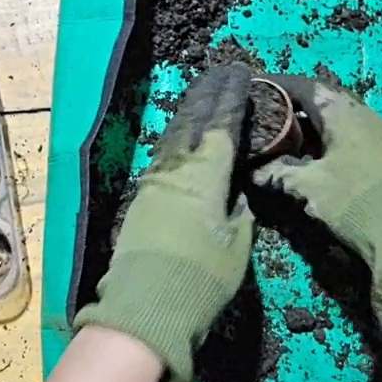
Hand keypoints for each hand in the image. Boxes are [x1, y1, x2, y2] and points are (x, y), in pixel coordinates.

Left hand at [73, 64, 254, 381]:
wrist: (145, 305)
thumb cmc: (201, 278)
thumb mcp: (236, 248)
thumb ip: (239, 215)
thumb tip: (238, 196)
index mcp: (206, 174)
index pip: (222, 125)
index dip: (233, 99)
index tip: (240, 77)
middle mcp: (177, 168)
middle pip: (194, 122)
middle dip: (208, 96)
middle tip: (221, 76)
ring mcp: (154, 182)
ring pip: (174, 138)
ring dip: (189, 114)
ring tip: (201, 97)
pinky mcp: (140, 198)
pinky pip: (163, 156)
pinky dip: (176, 140)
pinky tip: (180, 138)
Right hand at [254, 75, 381, 327]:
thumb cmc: (352, 201)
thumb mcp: (307, 186)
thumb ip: (277, 172)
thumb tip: (253, 171)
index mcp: (342, 112)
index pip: (304, 86)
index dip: (278, 85)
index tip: (257, 88)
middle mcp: (363, 113)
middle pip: (323, 99)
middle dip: (294, 104)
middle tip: (269, 113)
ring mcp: (380, 131)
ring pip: (339, 116)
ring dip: (313, 123)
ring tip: (288, 134)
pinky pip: (352, 131)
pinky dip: (329, 136)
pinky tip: (315, 153)